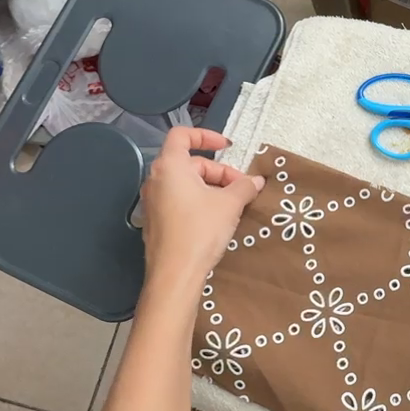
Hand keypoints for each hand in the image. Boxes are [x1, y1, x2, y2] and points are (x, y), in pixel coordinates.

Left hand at [138, 128, 263, 295]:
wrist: (175, 275)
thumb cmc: (200, 230)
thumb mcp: (229, 204)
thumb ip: (244, 186)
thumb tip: (256, 181)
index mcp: (169, 166)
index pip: (182, 135)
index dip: (206, 136)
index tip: (227, 147)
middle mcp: (155, 179)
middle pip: (190, 163)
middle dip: (218, 172)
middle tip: (241, 189)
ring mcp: (152, 202)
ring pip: (185, 183)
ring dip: (211, 187)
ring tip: (232, 205)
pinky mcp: (154, 221)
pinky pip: (178, 200)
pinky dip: (198, 201)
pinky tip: (216, 219)